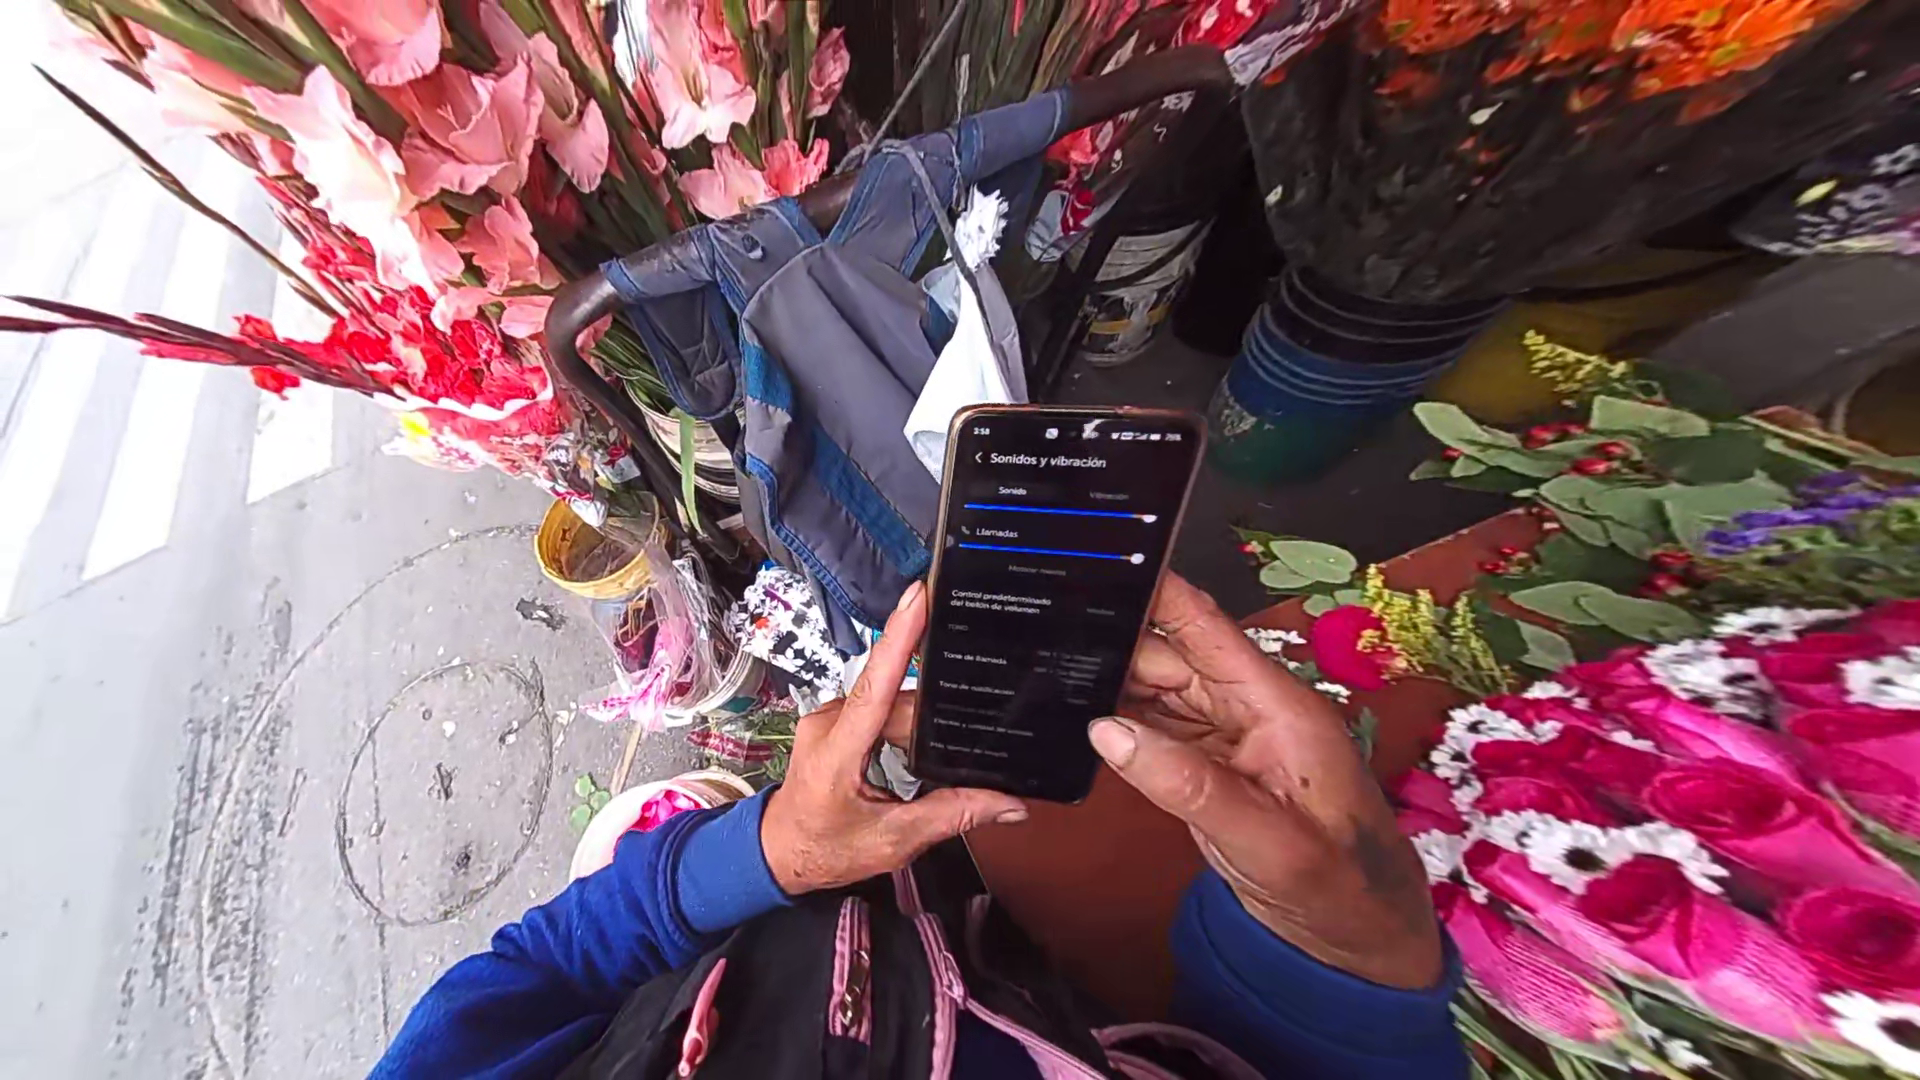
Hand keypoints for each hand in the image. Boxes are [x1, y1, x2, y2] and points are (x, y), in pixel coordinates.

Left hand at [760, 582, 1028, 894]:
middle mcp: (829, 721)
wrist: (776, 854)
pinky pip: (877, 707)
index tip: (918, 595)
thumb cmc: (825, 850)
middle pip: (894, 698)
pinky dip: (901, 725)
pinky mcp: (834, 718)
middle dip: (930, 717)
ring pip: (889, 703)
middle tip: (964, 737)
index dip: (899, 636)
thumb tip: (1009, 805)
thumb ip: (952, 815)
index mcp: (838, 751)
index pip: (874, 683)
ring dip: (915, 726)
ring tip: (931, 759)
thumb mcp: (893, 841)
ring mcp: (828, 716)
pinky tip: (915, 748)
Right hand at [1093, 573, 1441, 989]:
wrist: (1353, 943)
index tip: (1107, 566)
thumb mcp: (1270, 843)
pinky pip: (1152, 722)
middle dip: (1117, 642)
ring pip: (1154, 686)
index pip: (1208, 628)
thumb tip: (1108, 731)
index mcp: (1274, 704)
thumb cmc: (1339, 889)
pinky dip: (1119, 717)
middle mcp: (1244, 705)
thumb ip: (1187, 785)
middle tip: (1052, 637)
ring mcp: (1221, 730)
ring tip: (1056, 670)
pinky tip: (1083, 713)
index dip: (1161, 592)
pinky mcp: (1202, 757)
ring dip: (1112, 680)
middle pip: (1168, 654)